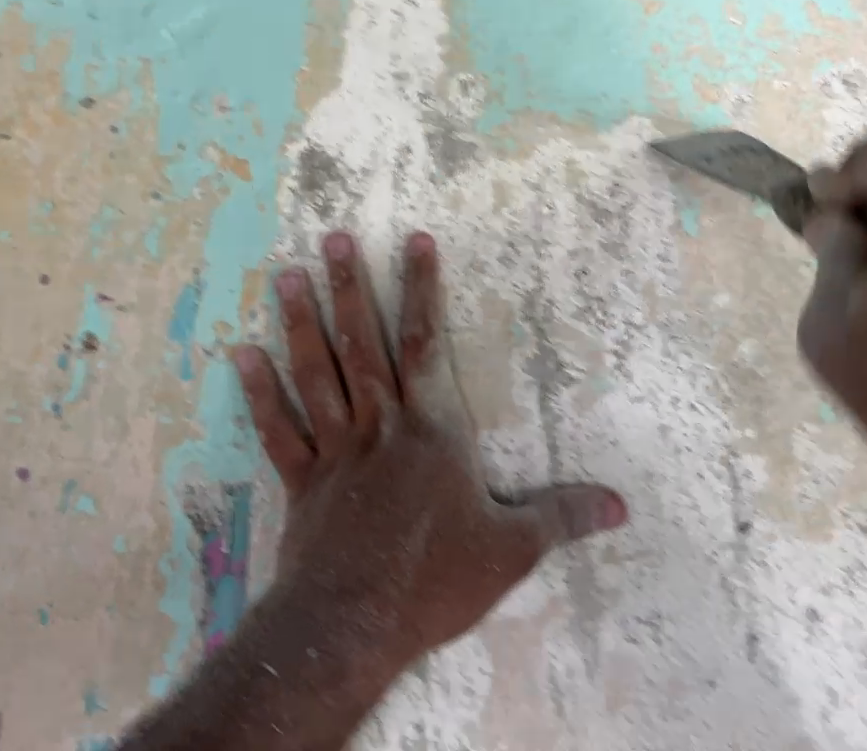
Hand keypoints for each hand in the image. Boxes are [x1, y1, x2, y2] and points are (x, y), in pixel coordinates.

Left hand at [232, 230, 627, 664]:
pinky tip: (243, 355)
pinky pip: (279, 429)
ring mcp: (336, 451)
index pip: (426, 344)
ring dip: (302, 323)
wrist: (350, 627)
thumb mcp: (513, 550)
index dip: (422, 290)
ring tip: (288, 274)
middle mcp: (381, 426)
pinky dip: (262, 393)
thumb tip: (622, 506)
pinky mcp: (303, 482)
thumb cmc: (434, 581)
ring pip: (317, 374)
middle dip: (351, 288)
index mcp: (432, 431)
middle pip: (363, 344)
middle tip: (335, 238)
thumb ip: (564, 517)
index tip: (415, 241)